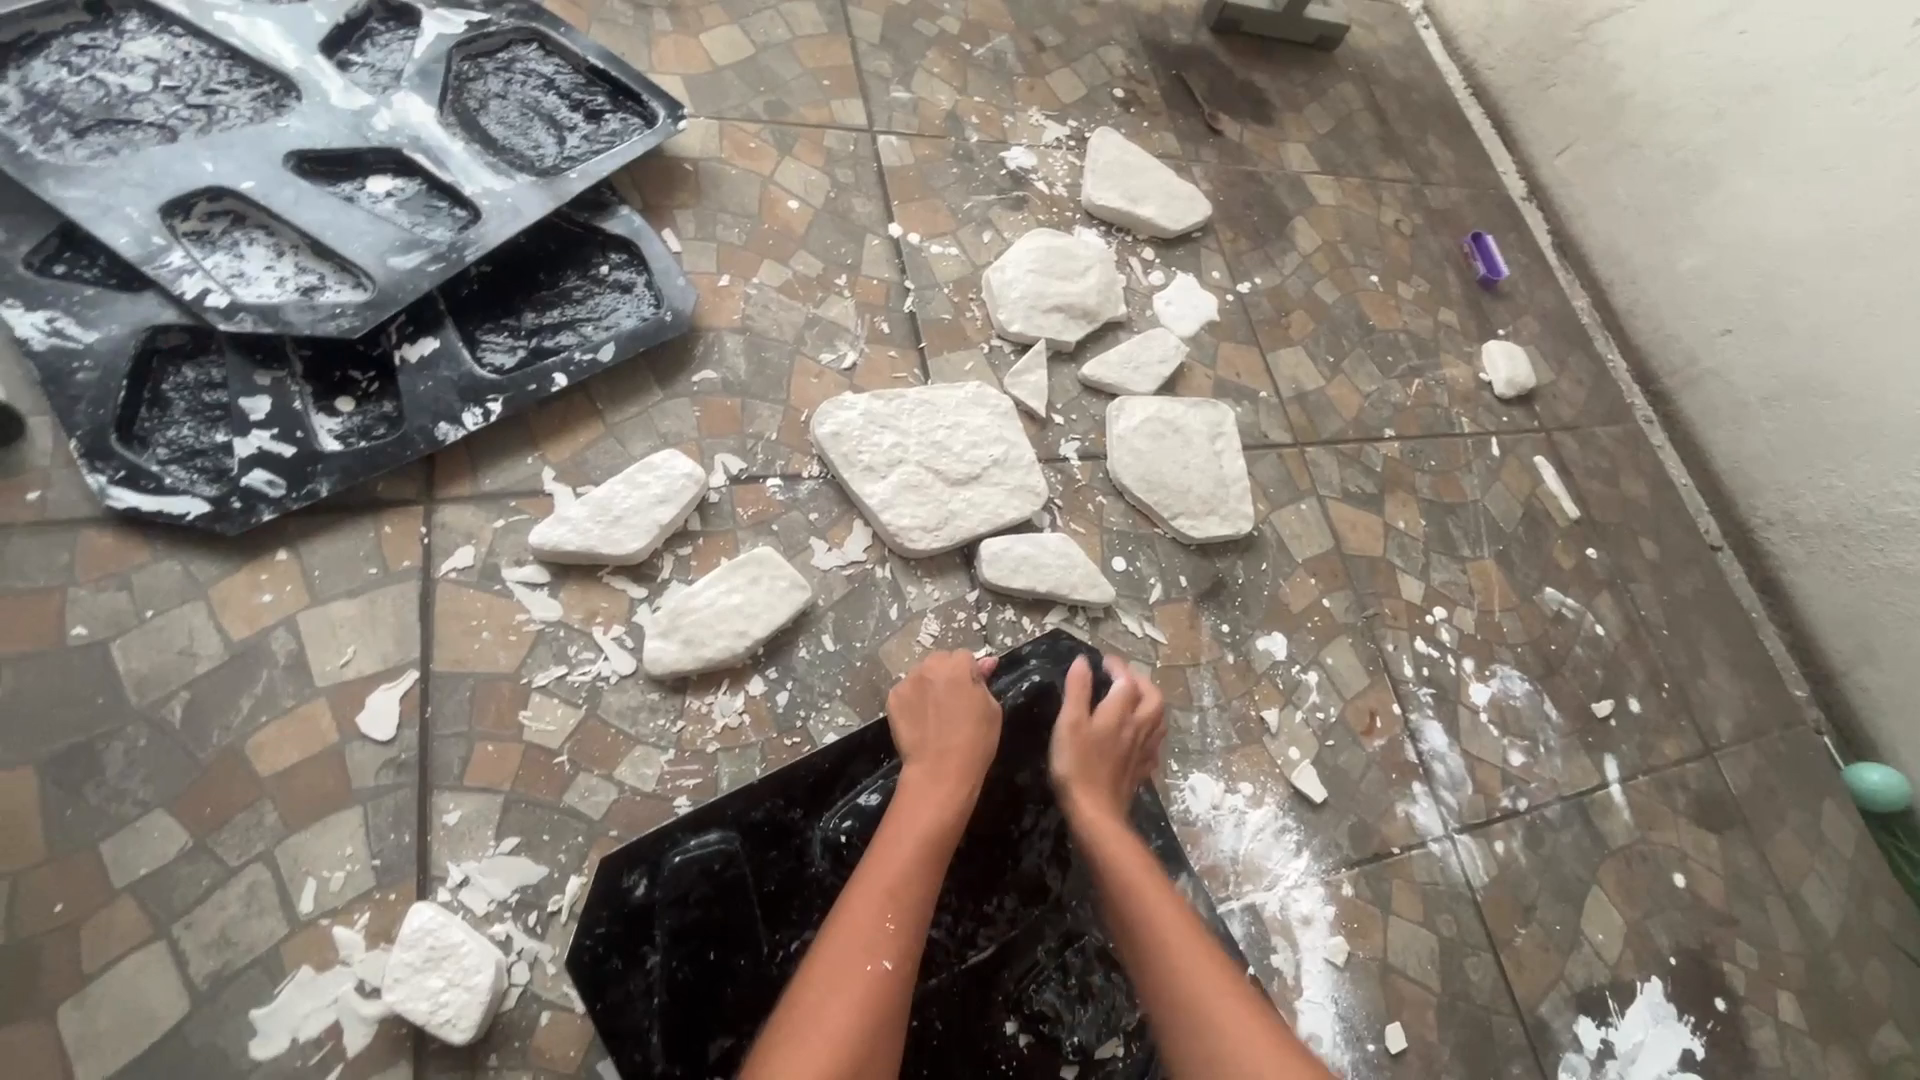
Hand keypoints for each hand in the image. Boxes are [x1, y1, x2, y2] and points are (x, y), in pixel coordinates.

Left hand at [886, 650, 1002, 807]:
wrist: (940, 771)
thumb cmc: (975, 742)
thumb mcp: (992, 709)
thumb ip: (984, 681)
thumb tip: (986, 662)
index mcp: (958, 666)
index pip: (965, 656)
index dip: (969, 673)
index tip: (971, 692)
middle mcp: (930, 667)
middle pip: (939, 660)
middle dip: (946, 673)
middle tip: (952, 700)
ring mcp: (908, 682)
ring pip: (920, 674)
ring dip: (928, 685)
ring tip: (933, 712)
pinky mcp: (892, 698)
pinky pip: (905, 691)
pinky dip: (912, 700)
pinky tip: (919, 720)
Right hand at [1050, 655, 1165, 824]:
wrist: (1095, 813)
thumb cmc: (1077, 765)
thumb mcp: (1069, 723)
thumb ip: (1077, 690)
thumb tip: (1083, 661)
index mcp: (1120, 713)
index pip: (1127, 681)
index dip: (1117, 667)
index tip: (1104, 660)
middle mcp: (1138, 728)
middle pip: (1153, 698)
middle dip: (1142, 682)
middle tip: (1124, 676)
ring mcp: (1143, 751)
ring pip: (1158, 720)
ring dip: (1150, 703)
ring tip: (1135, 699)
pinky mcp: (1142, 770)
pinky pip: (1154, 745)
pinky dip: (1149, 732)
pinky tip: (1139, 736)